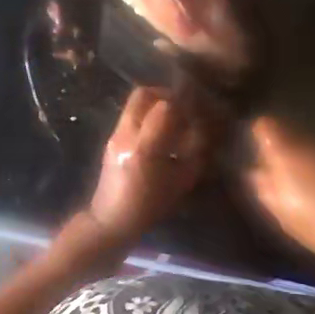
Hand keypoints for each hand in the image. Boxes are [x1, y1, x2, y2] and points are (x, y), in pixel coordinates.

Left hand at [84, 87, 209, 244]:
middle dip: (167, 95)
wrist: (110, 219)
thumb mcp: (181, 182)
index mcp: (144, 147)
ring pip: (135, 102)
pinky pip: (131, 115)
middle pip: (144, 94)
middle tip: (184, 108)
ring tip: (173, 119)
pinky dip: (147, 115)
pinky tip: (160, 131)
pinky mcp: (111, 138)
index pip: (166, 106)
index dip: (186, 104)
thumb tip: (204, 128)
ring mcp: (115, 134)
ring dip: (156, 103)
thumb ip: (195, 151)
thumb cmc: (149, 206)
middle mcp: (126, 134)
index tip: (199, 111)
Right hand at [244, 117, 314, 289]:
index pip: (264, 125)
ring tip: (283, 181)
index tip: (245, 146)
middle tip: (261, 167)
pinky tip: (307, 190)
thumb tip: (253, 173)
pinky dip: (308, 167)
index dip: (254, 132)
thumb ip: (264, 190)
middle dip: (272, 146)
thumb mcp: (282, 212)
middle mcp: (307, 144)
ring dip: (291, 157)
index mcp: (285, 151)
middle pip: (284, 133)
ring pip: (301, 146)